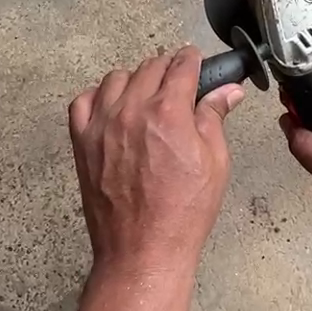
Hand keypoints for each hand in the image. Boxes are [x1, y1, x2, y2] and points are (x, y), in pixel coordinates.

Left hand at [67, 45, 244, 278]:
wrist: (143, 251)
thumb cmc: (184, 211)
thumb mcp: (215, 161)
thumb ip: (215, 117)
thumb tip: (229, 91)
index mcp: (169, 112)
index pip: (182, 64)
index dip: (193, 59)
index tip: (196, 61)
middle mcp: (132, 110)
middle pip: (150, 66)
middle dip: (168, 67)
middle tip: (179, 83)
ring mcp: (102, 125)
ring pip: (117, 77)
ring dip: (136, 79)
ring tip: (147, 96)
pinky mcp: (82, 143)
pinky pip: (83, 101)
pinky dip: (99, 97)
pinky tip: (114, 108)